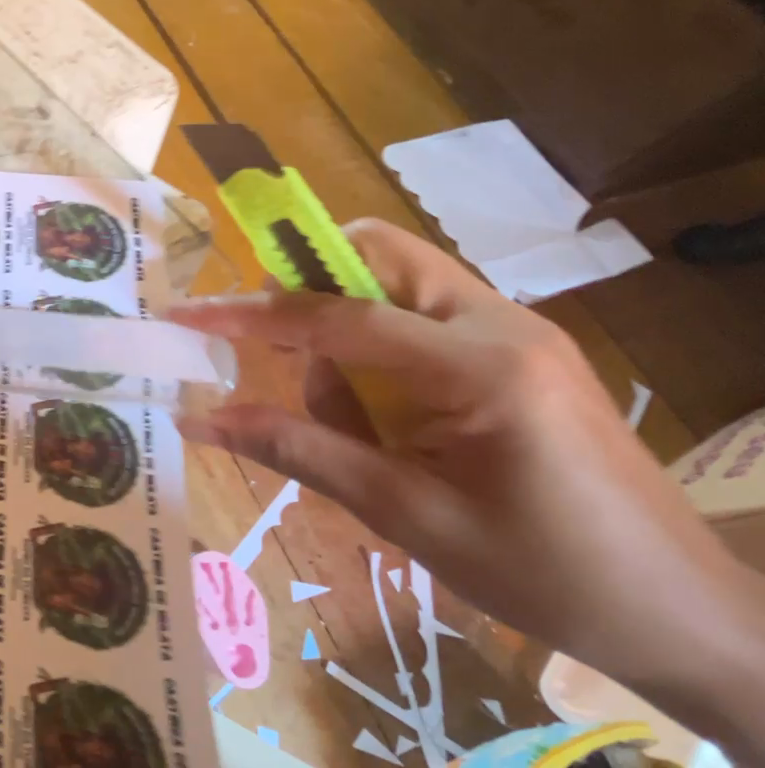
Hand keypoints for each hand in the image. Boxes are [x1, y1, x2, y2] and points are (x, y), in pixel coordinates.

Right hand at [169, 220, 764, 759]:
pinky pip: (425, 319)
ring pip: (399, 282)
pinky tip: (388, 419)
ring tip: (354, 427)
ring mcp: (520, 334)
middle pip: (378, 254)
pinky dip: (381, 348)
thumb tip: (200, 419)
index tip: (184, 313)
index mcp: (480, 366)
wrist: (689, 618)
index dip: (250, 313)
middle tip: (271, 347)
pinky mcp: (524, 354)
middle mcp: (502, 325)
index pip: (336, 315)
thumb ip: (300, 451)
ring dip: (347, 329)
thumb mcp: (407, 516)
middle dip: (309, 283)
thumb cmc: (546, 573)